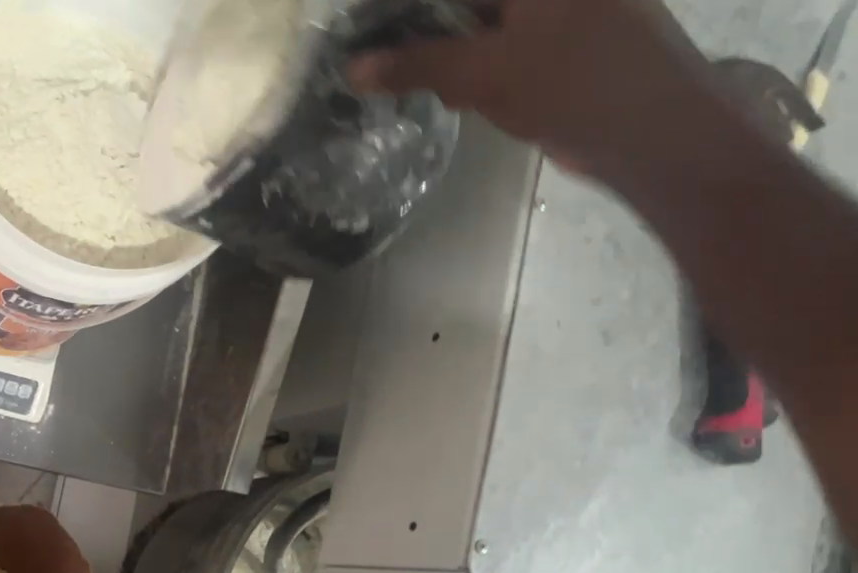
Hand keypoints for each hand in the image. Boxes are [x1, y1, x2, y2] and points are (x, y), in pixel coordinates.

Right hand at [347, 0, 715, 184]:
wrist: (652, 127)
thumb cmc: (572, 82)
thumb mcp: (481, 72)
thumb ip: (415, 65)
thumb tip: (353, 68)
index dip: (409, 11)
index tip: (372, 34)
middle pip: (466, 4)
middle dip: (426, 28)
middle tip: (387, 63)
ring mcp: (561, 11)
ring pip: (480, 22)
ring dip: (445, 51)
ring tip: (427, 85)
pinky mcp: (564, 39)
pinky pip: (501, 42)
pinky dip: (473, 64)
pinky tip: (461, 94)